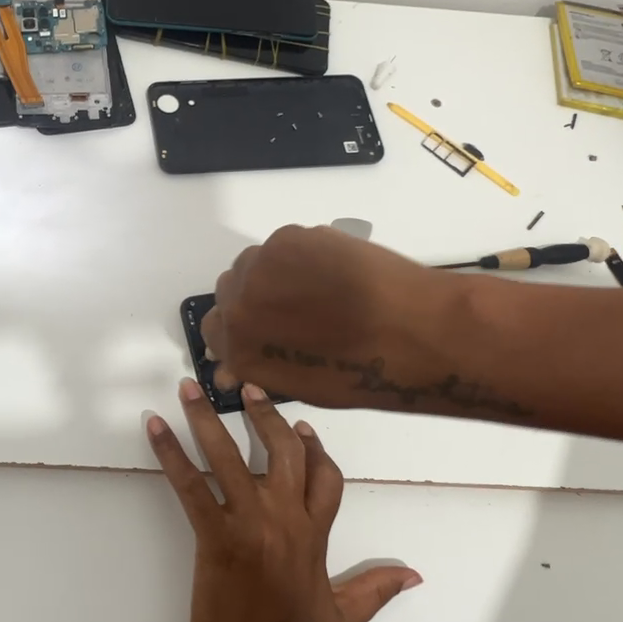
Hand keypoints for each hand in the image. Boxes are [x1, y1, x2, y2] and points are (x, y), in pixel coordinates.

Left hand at [143, 379, 420, 621]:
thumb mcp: (343, 619)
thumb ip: (376, 588)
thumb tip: (415, 573)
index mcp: (318, 538)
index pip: (327, 479)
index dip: (316, 449)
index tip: (304, 426)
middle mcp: (288, 522)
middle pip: (283, 454)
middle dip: (266, 415)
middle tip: (247, 385)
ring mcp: (252, 526)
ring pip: (231, 458)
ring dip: (207, 418)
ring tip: (190, 388)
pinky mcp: (216, 537)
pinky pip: (192, 486)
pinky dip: (171, 454)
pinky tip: (156, 428)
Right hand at [200, 225, 469, 409]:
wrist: (410, 329)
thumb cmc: (360, 372)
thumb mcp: (298, 384)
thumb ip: (257, 368)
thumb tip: (230, 367)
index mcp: (237, 346)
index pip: (213, 330)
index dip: (236, 330)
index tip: (258, 332)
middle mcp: (238, 302)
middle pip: (229, 291)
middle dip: (252, 300)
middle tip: (290, 310)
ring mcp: (262, 265)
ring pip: (254, 264)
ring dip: (273, 274)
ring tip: (315, 289)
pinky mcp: (289, 237)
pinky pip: (283, 245)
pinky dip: (300, 256)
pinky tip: (331, 272)